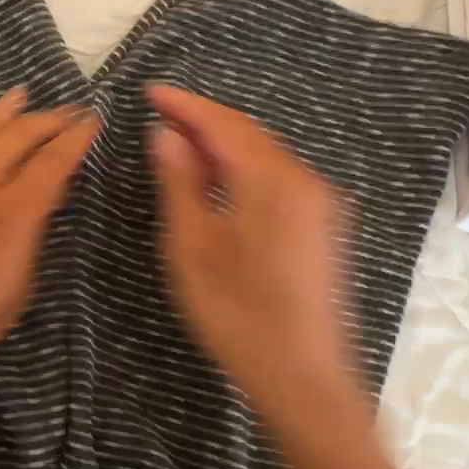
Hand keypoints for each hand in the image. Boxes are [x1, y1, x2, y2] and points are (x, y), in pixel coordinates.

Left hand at [0, 86, 99, 426]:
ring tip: (20, 96)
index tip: (93, 120)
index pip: (53, 161)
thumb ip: (32, 238)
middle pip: (17, 134)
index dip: (77, 137)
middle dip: (48, 119)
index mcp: (9, 213)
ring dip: (2, 112)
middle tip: (69, 111)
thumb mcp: (15, 292)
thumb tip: (45, 199)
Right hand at [146, 84, 357, 423]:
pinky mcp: (321, 228)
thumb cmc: (236, 314)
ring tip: (177, 142)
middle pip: (249, 135)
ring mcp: (320, 206)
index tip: (148, 91)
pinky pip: (276, 179)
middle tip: (157, 115)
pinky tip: (215, 179)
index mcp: (275, 182)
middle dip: (202, 121)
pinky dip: (241, 168)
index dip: (185, 105)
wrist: (302, 378)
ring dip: (221, 144)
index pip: (224, 124)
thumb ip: (180, 183)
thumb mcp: (192, 246)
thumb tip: (167, 135)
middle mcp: (307, 182)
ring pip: (264, 156)